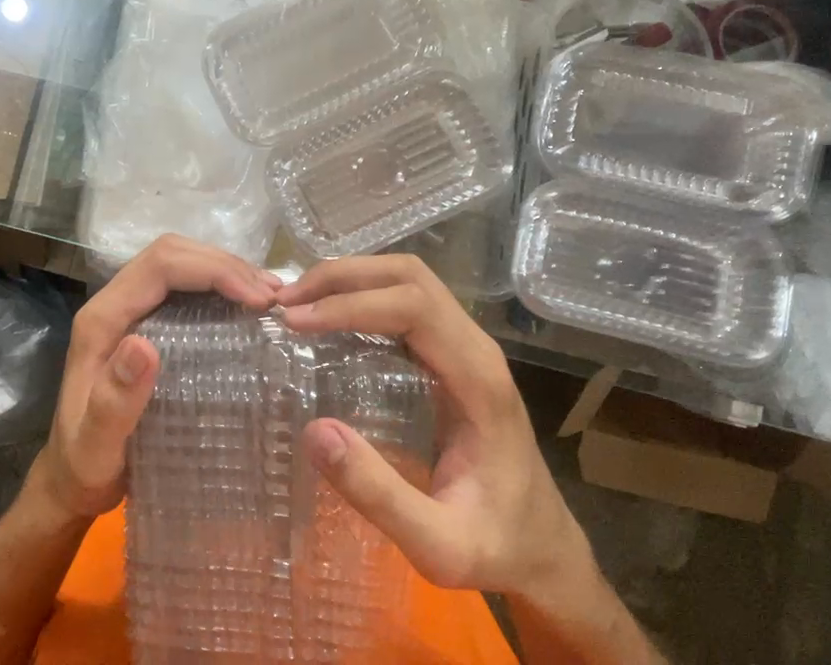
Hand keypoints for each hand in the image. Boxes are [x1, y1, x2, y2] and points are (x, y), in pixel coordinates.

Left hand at [27, 235, 278, 519]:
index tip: (258, 300)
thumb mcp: (97, 445)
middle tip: (274, 299)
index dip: (211, 270)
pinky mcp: (147, 327)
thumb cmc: (85, 465)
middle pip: (171, 255)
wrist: (71, 479)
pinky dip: (221, 289)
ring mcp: (130, 313)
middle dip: (225, 266)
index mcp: (101, 320)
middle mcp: (114, 305)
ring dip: (226, 272)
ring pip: (180, 266)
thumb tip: (144, 346)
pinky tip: (250, 310)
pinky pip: (185, 289)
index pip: (159, 267)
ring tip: (271, 299)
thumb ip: (114, 400)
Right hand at [276, 255, 593, 597]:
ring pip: (409, 281)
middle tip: (286, 302)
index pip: (413, 307)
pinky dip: (361, 295)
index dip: (350, 303)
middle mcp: (476, 350)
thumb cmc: (496, 549)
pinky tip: (326, 318)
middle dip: (343, 277)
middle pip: (410, 277)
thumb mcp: (437, 544)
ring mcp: (466, 349)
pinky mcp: (452, 357)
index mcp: (479, 381)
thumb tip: (314, 431)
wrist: (544, 553)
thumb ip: (378, 494)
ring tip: (297, 303)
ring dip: (350, 280)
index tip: (295, 321)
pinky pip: (406, 304)